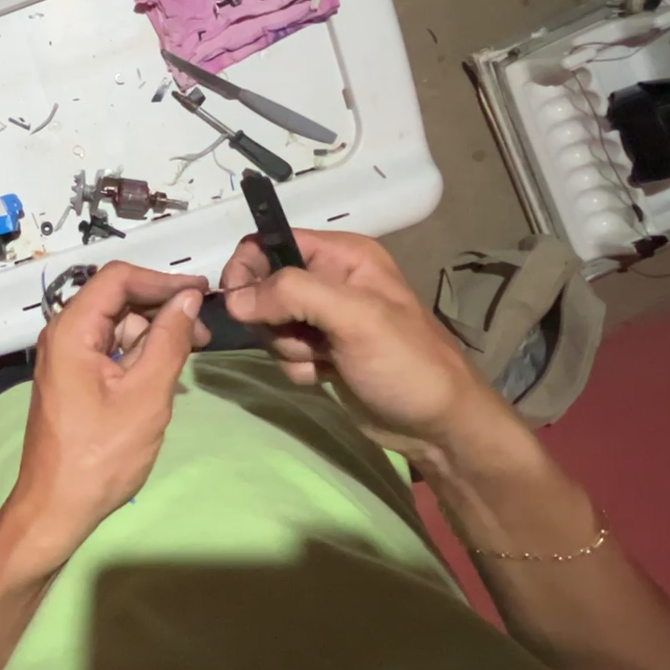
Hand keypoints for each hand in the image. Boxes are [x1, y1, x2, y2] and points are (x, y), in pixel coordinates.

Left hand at [3, 262, 208, 576]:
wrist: (56, 506)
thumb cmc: (100, 454)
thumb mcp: (146, 395)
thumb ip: (169, 340)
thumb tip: (188, 298)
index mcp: (71, 329)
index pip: (118, 278)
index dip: (162, 279)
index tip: (202, 292)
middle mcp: (63, 334)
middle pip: (117, 300)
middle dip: (161, 309)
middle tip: (204, 333)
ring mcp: (67, 357)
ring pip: (117, 326)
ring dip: (154, 334)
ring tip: (189, 357)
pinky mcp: (74, 377)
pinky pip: (110, 350)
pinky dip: (139, 355)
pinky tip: (164, 372)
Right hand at [219, 231, 509, 460]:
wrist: (436, 426)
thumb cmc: (405, 362)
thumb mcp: (354, 318)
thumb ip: (292, 295)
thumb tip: (233, 300)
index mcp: (341, 255)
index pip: (269, 243)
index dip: (247, 269)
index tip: (239, 304)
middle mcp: (329, 278)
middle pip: (261, 285)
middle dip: (272, 318)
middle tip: (303, 336)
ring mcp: (322, 316)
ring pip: (268, 322)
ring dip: (287, 346)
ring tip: (324, 358)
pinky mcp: (319, 348)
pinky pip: (281, 350)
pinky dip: (296, 365)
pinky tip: (326, 374)